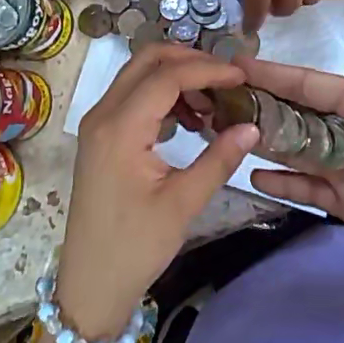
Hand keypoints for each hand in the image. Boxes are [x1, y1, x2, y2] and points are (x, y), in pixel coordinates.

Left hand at [56, 45, 258, 337]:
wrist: (91, 281)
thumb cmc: (135, 246)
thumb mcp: (183, 203)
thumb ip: (218, 159)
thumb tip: (251, 126)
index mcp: (120, 128)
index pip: (167, 76)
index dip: (207, 70)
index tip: (242, 76)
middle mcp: (102, 114)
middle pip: (147, 60)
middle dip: (190, 61)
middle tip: (227, 80)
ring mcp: (97, 123)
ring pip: (138, 75)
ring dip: (176, 77)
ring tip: (213, 103)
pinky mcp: (100, 135)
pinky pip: (132, 95)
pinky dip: (162, 94)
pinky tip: (191, 119)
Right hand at [241, 52, 343, 279]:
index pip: (314, 86)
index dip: (276, 75)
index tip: (236, 64)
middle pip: (296, 116)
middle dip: (257, 106)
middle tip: (212, 102)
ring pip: (296, 152)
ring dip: (261, 142)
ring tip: (220, 135)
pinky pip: (312, 193)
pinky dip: (284, 184)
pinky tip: (255, 175)